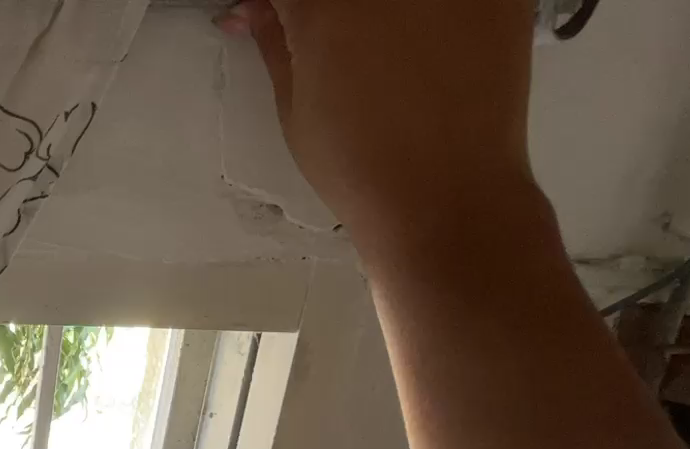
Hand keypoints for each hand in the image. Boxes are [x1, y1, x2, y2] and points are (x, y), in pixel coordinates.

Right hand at [219, 0, 544, 259]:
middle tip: (319, 40)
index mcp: (326, 4)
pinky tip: (421, 46)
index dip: (272, 5)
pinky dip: (426, 16)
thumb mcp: (295, 108)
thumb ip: (275, 44)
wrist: (442, 190)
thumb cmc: (352, 161)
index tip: (266, 18)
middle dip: (322, 10)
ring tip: (375, 53)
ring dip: (373, 17)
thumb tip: (247, 10)